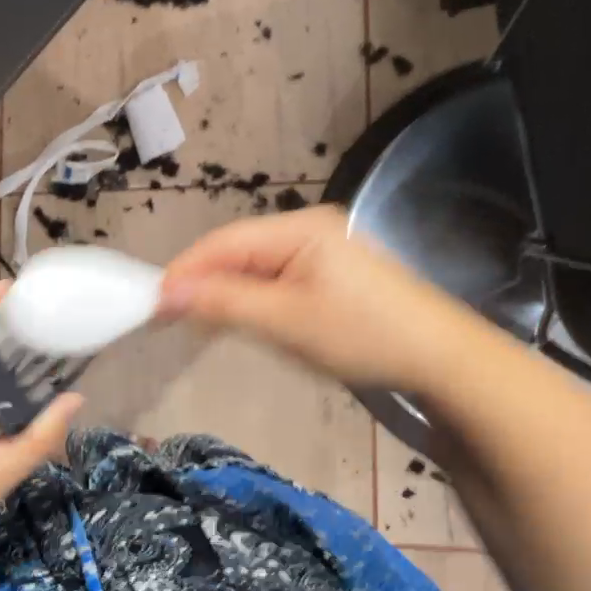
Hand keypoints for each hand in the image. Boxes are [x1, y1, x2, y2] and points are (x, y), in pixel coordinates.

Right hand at [157, 206, 500, 393]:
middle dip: (198, 284)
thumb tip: (164, 293)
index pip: (221, 243)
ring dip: (219, 295)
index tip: (149, 305)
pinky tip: (232, 322)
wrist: (442, 361)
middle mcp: (307, 230)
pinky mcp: (324, 275)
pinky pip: (268, 280)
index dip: (181, 272)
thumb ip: (220, 303)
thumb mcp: (283, 321)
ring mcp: (318, 252)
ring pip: (247, 269)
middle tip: (165, 320)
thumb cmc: (362, 336)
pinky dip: (244, 300)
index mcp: (300, 230)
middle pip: (232, 253)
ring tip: (193, 325)